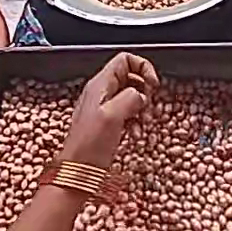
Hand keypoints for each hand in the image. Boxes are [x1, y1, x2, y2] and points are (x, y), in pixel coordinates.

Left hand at [60, 52, 157, 167]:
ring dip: (142, 108)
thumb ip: (130, 97)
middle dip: (145, 91)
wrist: (78, 171)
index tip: (153, 85)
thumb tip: (141, 94)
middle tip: (147, 106)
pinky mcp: (107, 122)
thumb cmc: (89, 145)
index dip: (143, 68)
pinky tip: (135, 133)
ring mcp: (103, 107)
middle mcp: (101, 93)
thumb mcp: (112, 115)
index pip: (125, 60)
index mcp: (100, 85)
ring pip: (131, 96)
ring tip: (143, 122)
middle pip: (131, 77)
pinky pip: (127, 113)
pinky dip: (136, 121)